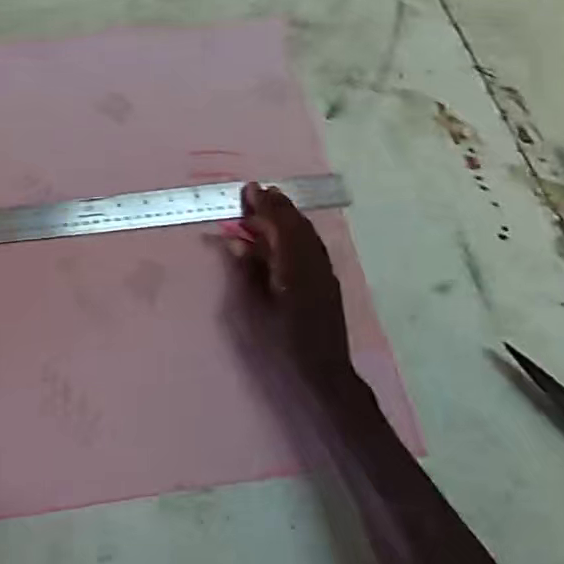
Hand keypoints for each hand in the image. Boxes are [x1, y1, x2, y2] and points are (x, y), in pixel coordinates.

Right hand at [227, 182, 356, 388]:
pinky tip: (286, 237)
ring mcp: (323, 272)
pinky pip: (312, 246)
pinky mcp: (326, 283)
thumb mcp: (253, 308)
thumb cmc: (281, 343)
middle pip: (296, 224)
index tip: (248, 189)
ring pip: (307, 234)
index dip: (264, 205)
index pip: (279, 224)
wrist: (322, 374)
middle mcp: (313, 262)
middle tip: (256, 192)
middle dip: (277, 206)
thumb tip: (236, 242)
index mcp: (294, 265)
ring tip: (270, 206)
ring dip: (288, 217)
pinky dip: (297, 232)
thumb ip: (246, 270)